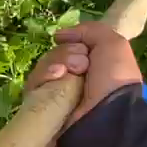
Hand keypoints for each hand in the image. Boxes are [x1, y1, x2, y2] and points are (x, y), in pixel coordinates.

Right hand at [24, 22, 143, 142]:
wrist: (107, 116)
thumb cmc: (114, 80)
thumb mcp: (113, 44)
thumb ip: (90, 30)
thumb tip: (58, 36)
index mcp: (89, 70)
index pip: (67, 49)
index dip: (72, 44)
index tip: (83, 51)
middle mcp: (72, 83)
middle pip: (53, 57)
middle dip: (64, 55)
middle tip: (80, 66)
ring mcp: (55, 97)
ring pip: (42, 69)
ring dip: (54, 65)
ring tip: (66, 74)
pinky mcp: (41, 109)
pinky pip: (32, 86)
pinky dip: (43, 79)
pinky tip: (55, 80)